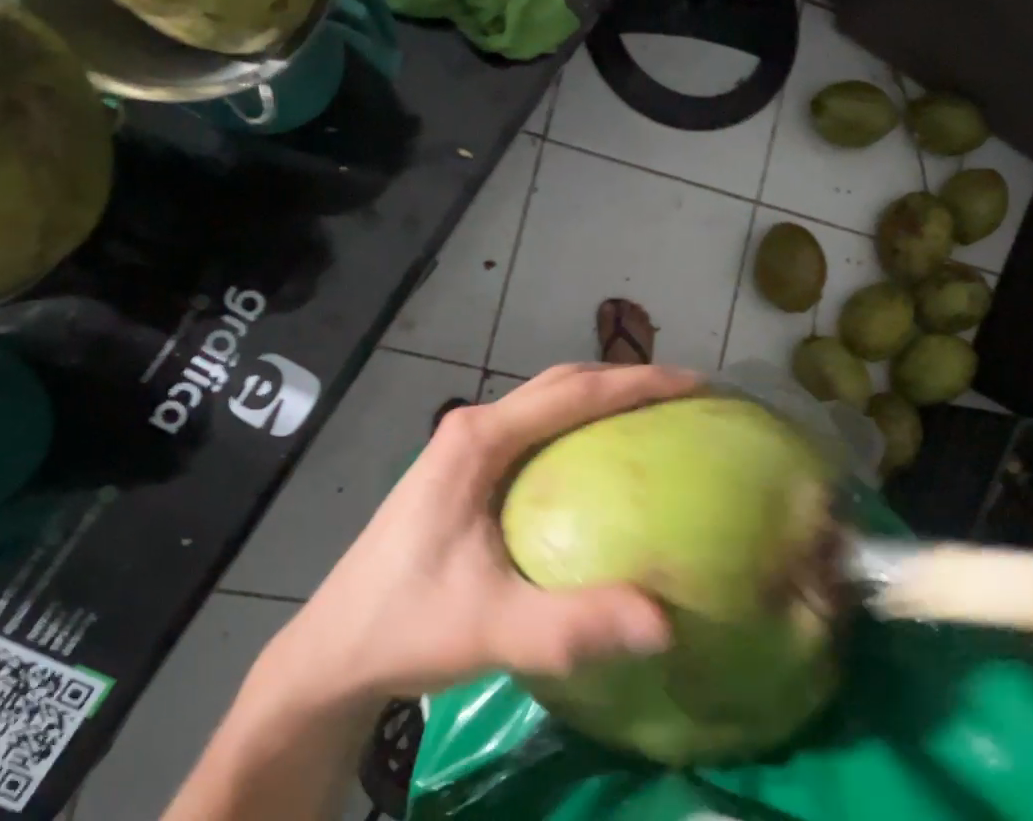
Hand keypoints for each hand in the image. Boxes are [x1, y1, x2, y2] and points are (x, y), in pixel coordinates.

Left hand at [257, 362, 690, 708]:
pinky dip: (580, 428)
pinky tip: (605, 465)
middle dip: (627, 380)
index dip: (640, 383)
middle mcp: (473, 429)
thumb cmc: (407, 626)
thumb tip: (666, 623)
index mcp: (479, 442)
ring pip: (548, 403)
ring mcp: (465, 449)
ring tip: (658, 419)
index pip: (573, 393)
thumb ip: (574, 627)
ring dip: (603, 399)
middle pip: (563, 383)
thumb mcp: (493, 629)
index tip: (699, 386)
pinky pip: (536, 431)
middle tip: (689, 398)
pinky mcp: (464, 473)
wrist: (334, 651)